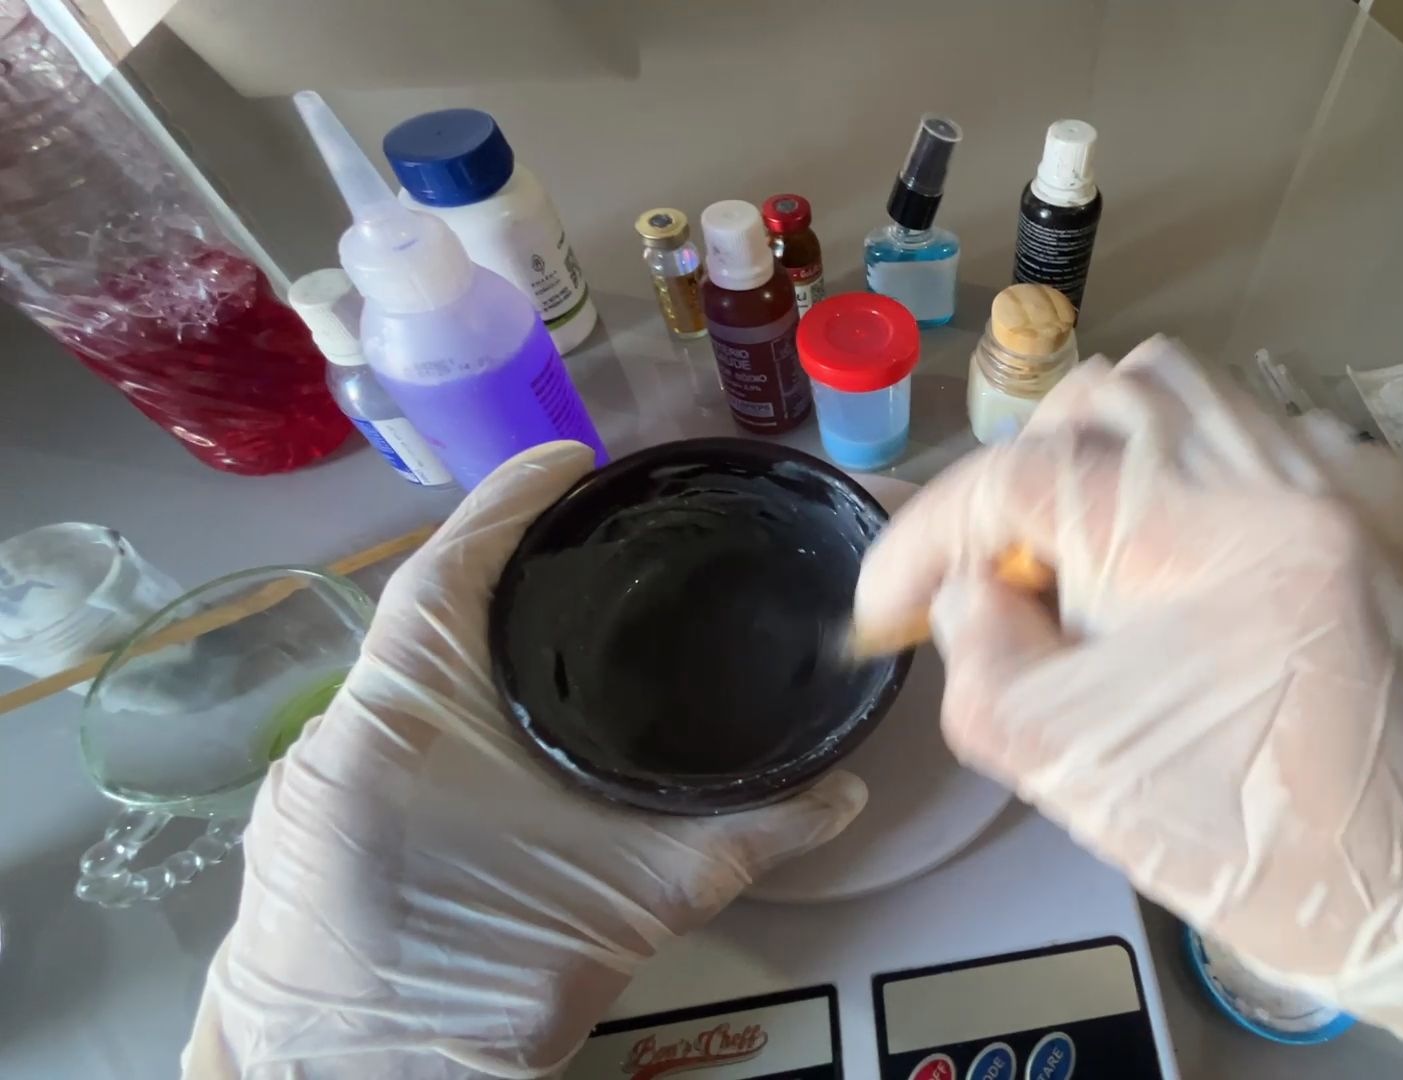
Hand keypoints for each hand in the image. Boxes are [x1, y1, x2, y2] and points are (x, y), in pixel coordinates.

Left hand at [185, 443, 865, 1078]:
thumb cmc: (469, 980)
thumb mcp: (622, 900)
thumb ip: (739, 836)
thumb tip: (843, 792)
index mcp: (417, 713)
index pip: (450, 571)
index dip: (508, 500)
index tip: (577, 457)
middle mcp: (387, 715)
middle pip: (456, 594)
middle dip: (532, 541)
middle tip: (627, 513)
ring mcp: (368, 751)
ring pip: (450, 647)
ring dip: (519, 601)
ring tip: (610, 571)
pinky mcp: (370, 789)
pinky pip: (444, 698)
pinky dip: (501, 663)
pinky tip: (563, 668)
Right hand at [853, 338, 1402, 1077]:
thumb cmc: (1279, 862)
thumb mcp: (1088, 783)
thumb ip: (988, 668)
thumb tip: (965, 584)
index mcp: (1219, 546)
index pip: (1023, 483)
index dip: (927, 537)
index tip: (886, 606)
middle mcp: (1292, 474)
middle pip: (1098, 403)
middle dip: (1019, 486)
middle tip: (1010, 575)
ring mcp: (1349, 471)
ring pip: (1175, 391)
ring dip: (1097, 459)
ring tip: (1088, 552)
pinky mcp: (1385, 492)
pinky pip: (1250, 429)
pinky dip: (1181, 470)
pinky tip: (1187, 554)